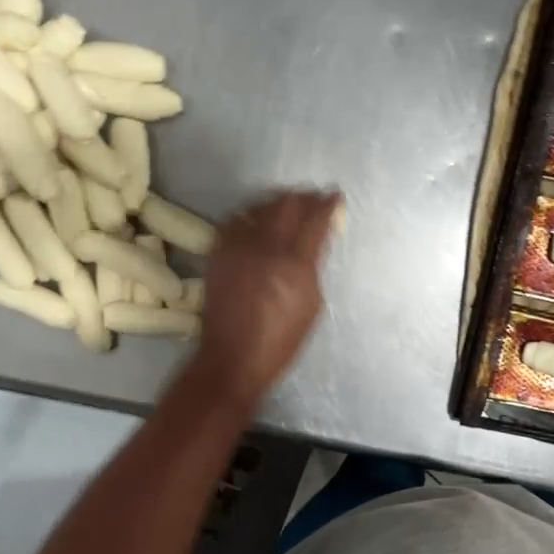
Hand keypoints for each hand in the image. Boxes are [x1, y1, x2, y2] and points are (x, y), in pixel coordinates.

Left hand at [191, 189, 342, 403]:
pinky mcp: (218, 253)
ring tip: (287, 203)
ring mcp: (238, 248)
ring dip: (277, 202)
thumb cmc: (281, 341)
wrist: (234, 356)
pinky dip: (250, 215)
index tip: (335, 196)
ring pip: (260, 208)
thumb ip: (313, 269)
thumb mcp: (311, 305)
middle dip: (304, 198)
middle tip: (313, 197)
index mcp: (295, 265)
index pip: (315, 222)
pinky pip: (234, 221)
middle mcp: (266, 248)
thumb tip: (313, 246)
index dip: (327, 205)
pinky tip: (256, 219)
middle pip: (287, 206)